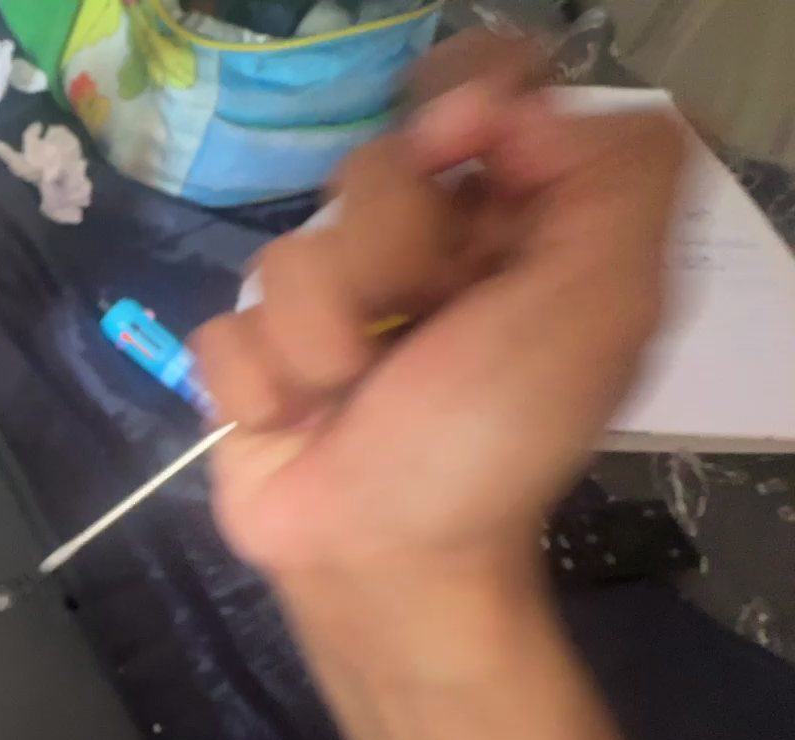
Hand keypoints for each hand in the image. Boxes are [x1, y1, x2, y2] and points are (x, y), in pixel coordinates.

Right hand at [192, 34, 686, 591]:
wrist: (373, 551)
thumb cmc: (483, 444)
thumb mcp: (596, 309)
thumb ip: (603, 179)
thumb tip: (495, 113)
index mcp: (504, 231)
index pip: (481, 102)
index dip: (460, 103)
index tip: (449, 145)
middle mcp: (405, 256)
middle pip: (363, 175)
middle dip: (382, 263)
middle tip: (408, 336)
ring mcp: (311, 310)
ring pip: (278, 261)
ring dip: (314, 347)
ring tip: (338, 403)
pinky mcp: (242, 359)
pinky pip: (221, 332)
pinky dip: (254, 388)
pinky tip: (282, 424)